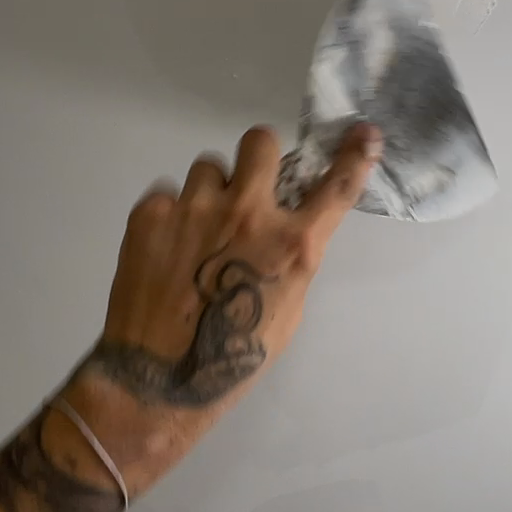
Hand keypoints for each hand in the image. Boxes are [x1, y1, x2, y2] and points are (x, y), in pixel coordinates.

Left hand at [69, 124, 381, 488]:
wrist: (158, 378)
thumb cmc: (235, 356)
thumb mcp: (287, 309)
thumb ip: (291, 258)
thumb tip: (285, 228)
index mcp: (291, 244)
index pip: (335, 185)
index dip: (353, 154)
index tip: (361, 133)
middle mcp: (247, 213)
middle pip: (259, 140)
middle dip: (256, 161)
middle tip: (243, 191)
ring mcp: (194, 208)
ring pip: (207, 168)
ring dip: (208, 194)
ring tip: (194, 236)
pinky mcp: (150, 213)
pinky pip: (167, 195)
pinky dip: (169, 218)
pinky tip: (163, 254)